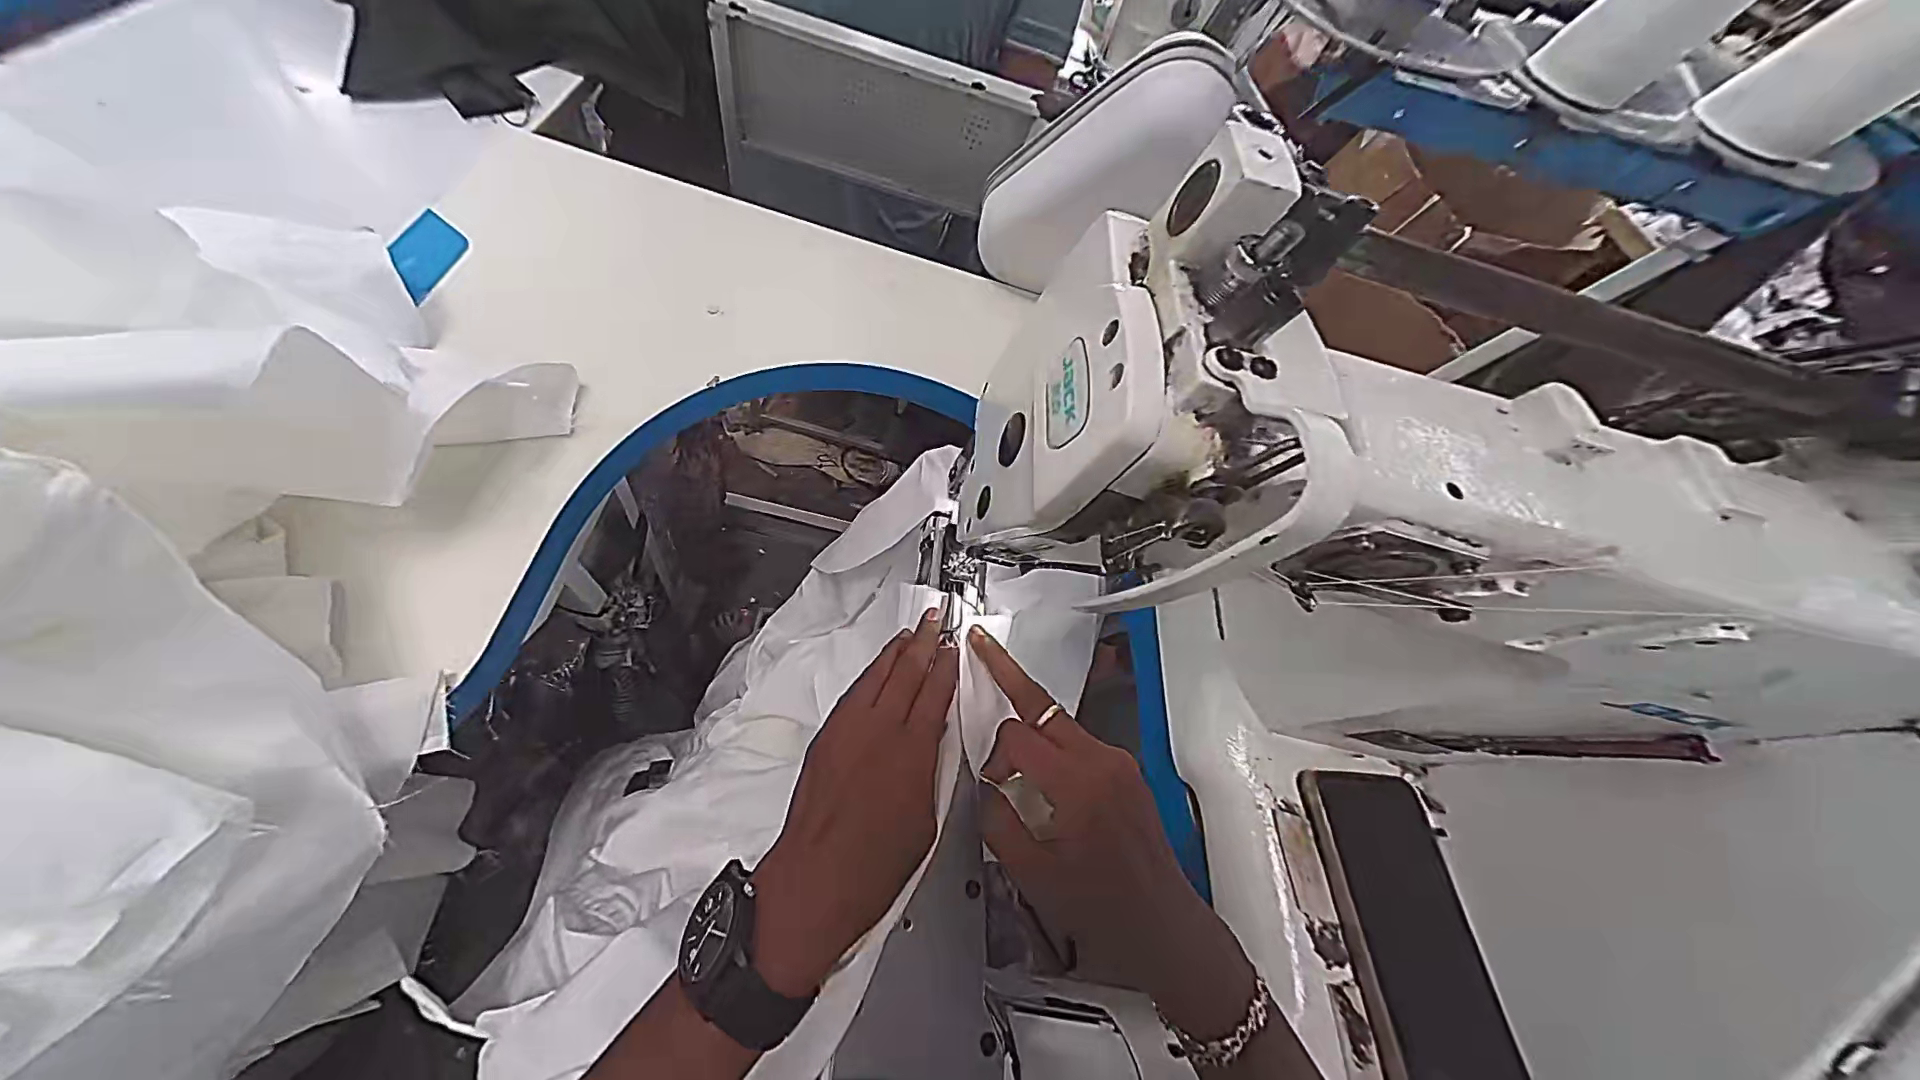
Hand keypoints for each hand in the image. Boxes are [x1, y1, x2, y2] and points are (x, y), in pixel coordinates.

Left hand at [751, 609, 957, 997]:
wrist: (816, 880)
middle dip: (925, 642)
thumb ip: (931, 771)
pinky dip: (869, 674)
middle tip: (935, 620)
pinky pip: (853, 694)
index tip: (955, 649)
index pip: (937, 692)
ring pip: (878, 676)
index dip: (948, 666)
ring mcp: (849, 731)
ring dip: (896, 651)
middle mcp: (881, 732)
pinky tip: (877, 669)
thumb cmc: (874, 864)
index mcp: (914, 751)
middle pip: (908, 672)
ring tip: (910, 633)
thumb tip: (932, 746)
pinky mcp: (827, 739)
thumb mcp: (926, 818)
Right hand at [970, 626, 1257, 1038]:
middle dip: (1007, 675)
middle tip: (983, 648)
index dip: (993, 755)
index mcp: (1079, 785)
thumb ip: (997, 820)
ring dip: (1030, 727)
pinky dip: (1054, 748)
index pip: (1018, 735)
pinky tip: (1045, 777)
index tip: (989, 779)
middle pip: (1043, 705)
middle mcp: (1103, 762)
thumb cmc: (1105, 908)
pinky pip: (1080, 742)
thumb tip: (985, 787)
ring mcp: (1119, 763)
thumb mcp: (1031, 874)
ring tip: (1011, 743)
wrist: (1161, 923)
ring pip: (1060, 722)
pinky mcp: (1126, 771)